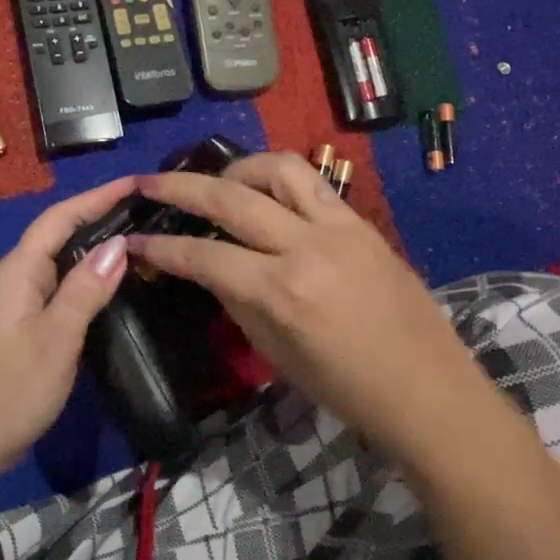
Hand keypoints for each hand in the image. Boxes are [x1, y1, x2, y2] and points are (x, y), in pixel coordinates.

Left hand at [0, 177, 135, 473]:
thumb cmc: (14, 388)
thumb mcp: (56, 337)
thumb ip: (86, 289)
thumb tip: (119, 244)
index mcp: (20, 270)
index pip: (61, 217)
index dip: (98, 197)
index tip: (138, 183)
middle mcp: (19, 276)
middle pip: (61, 232)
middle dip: (101, 215)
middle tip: (149, 208)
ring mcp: (22, 300)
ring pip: (64, 260)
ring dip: (98, 245)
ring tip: (142, 236)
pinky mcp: (29, 323)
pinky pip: (63, 285)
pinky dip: (91, 276)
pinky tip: (116, 282)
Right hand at [127, 153, 494, 461]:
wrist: (426, 390)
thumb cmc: (343, 387)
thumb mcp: (274, 351)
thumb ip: (236, 299)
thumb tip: (206, 266)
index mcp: (280, 291)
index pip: (203, 255)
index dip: (160, 247)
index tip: (132, 239)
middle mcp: (306, 247)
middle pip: (229, 198)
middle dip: (180, 187)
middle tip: (149, 183)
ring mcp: (339, 228)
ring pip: (277, 168)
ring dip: (237, 169)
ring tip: (218, 183)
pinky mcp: (361, 222)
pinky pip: (312, 183)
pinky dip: (278, 180)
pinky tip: (265, 194)